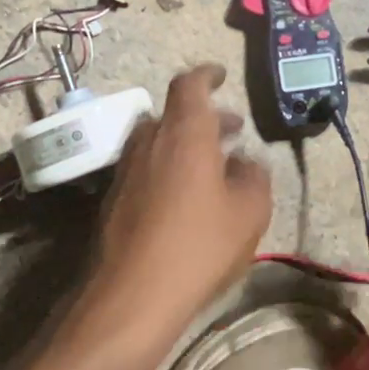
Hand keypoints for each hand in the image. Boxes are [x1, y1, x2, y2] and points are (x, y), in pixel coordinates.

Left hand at [81, 65, 271, 343]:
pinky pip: (147, 167)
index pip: (190, 84)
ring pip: (159, 141)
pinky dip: (168, 167)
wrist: (131, 295)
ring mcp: (127, 168)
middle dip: (205, 117)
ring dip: (186, 144)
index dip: (206, 75)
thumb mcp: (249, 211)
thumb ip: (254, 176)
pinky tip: (187, 199)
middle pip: (174, 113)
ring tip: (214, 167)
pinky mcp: (114, 197)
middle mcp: (149, 140)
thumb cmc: (198, 244)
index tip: (220, 75)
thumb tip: (245, 161)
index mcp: (184, 131)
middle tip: (232, 131)